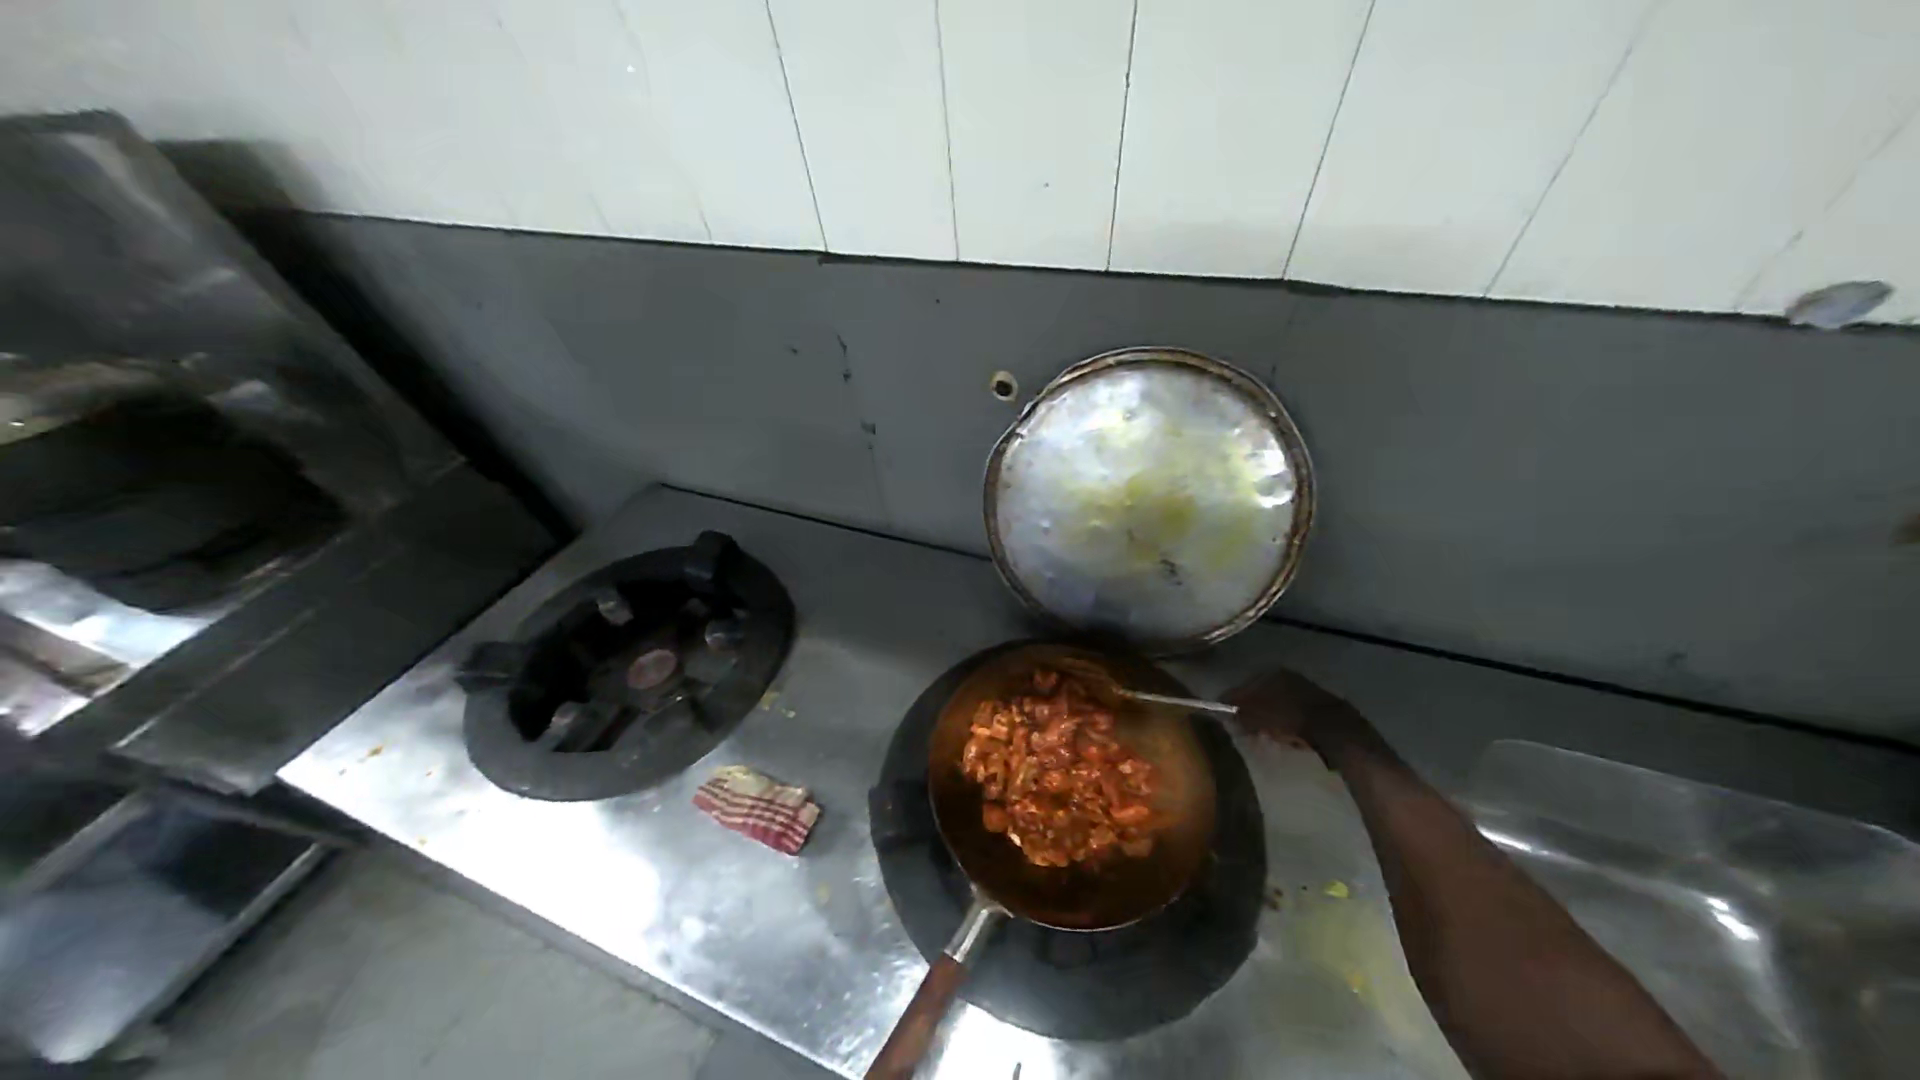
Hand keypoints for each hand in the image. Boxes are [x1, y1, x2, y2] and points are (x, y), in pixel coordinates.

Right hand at [1223, 666, 1374, 759]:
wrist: (1334, 729)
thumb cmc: (1288, 718)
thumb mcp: (1255, 717)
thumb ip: (1238, 715)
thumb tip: (1225, 714)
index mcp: (1269, 674)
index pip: (1242, 688)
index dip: (1232, 704)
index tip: (1226, 719)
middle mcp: (1287, 676)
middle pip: (1261, 696)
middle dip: (1252, 712)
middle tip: (1246, 730)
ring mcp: (1305, 689)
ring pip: (1278, 705)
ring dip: (1270, 719)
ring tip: (1266, 735)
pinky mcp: (1320, 705)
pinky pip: (1294, 714)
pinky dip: (1287, 723)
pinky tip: (1286, 736)